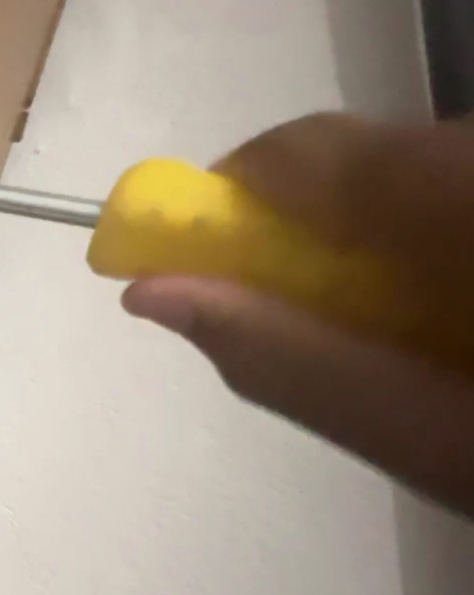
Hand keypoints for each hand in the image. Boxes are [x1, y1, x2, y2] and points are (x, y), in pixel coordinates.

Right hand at [121, 113, 473, 513]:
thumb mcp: (436, 442)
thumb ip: (286, 361)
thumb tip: (151, 294)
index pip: (317, 152)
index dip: (233, 192)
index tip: (201, 252)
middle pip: (394, 156)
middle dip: (328, 228)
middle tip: (322, 315)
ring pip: (456, 166)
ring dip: (404, 234)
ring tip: (437, 327)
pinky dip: (460, 233)